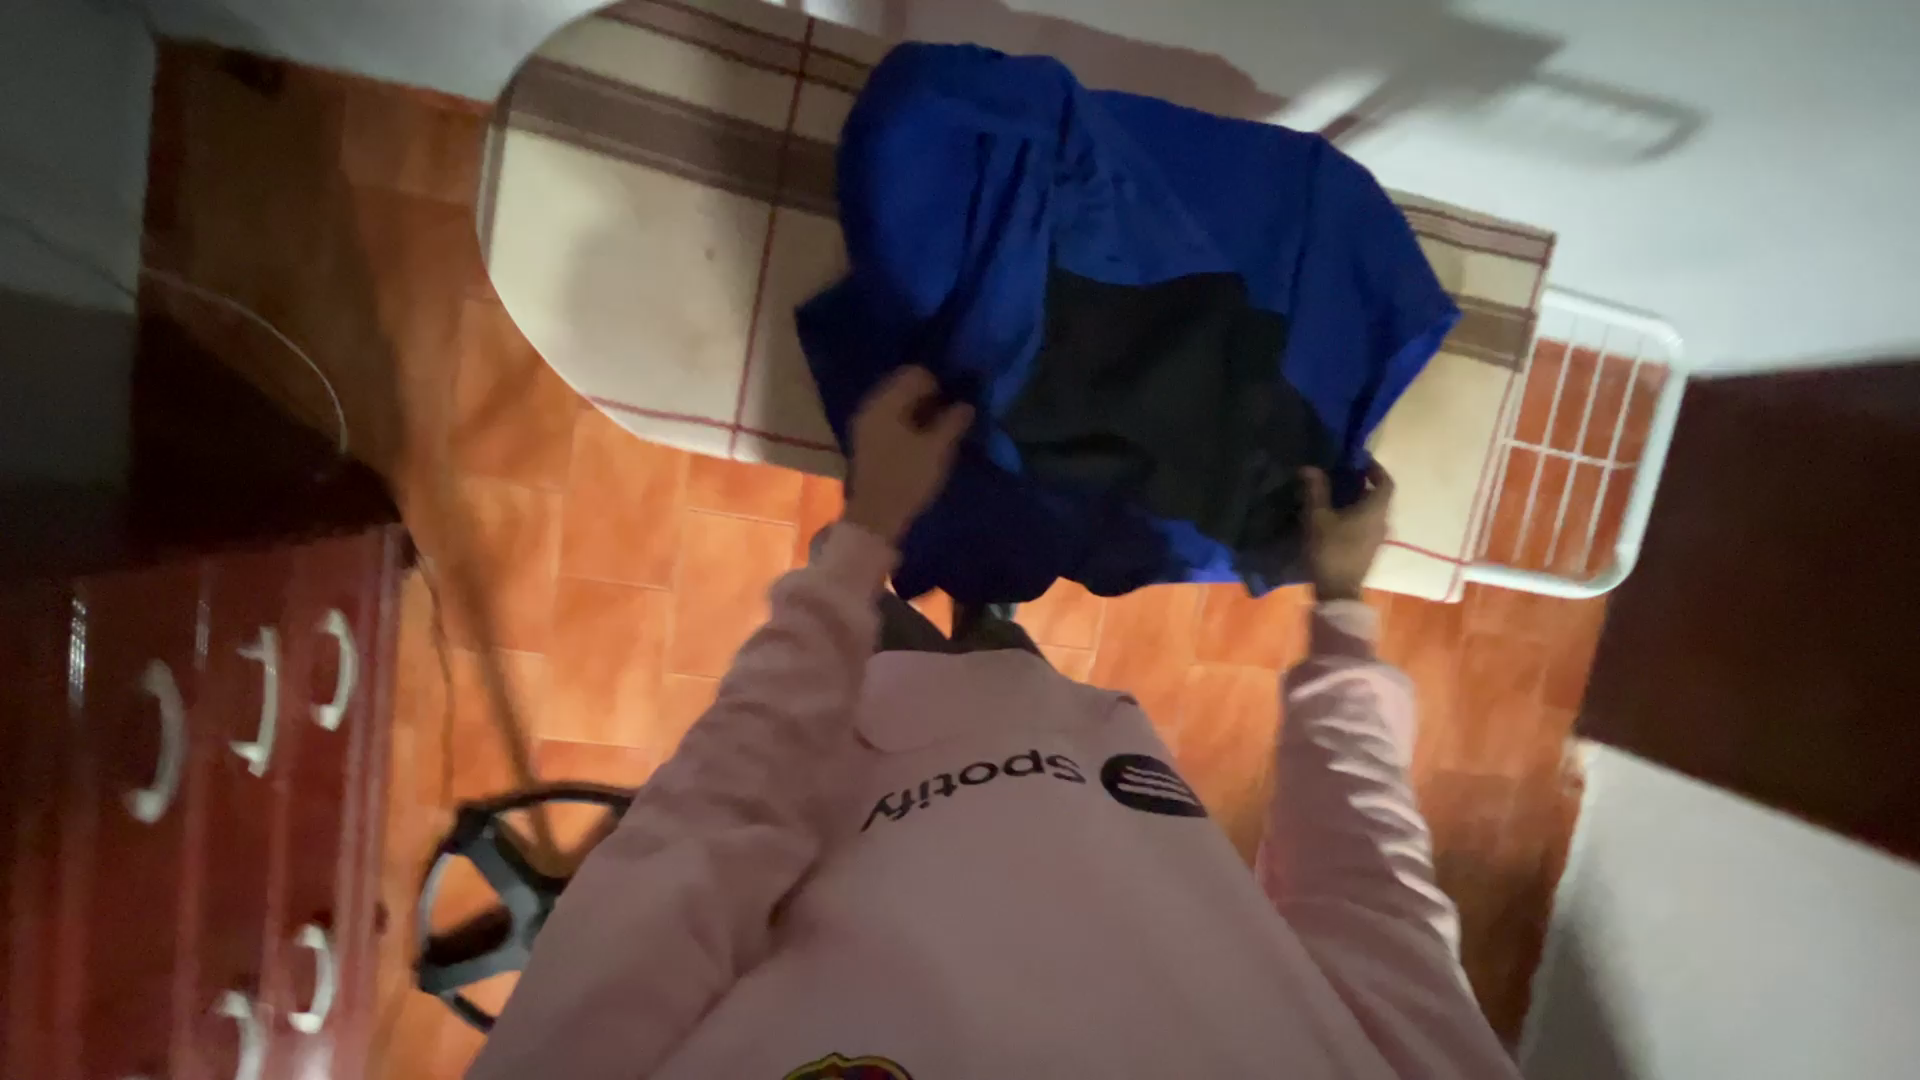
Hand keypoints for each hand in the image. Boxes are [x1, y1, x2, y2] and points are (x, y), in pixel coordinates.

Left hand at [843, 366, 974, 542]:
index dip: (939, 383)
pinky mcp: (866, 443)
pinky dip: (907, 424)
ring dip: (918, 412)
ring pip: (896, 405)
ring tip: (939, 430)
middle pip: (902, 387)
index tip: (955, 402)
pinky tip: (921, 441)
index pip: (915, 373)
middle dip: (928, 396)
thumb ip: (954, 421)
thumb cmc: (907, 479)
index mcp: (886, 402)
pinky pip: (889, 421)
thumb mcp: (938, 449)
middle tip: (950, 414)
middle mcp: (871, 407)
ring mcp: (865, 426)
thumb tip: (966, 405)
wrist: (875, 518)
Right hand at [1300, 462, 1393, 602]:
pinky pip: (1368, 524)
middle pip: (1380, 497)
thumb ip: (1316, 491)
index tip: (1359, 461)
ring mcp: (1378, 538)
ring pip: (1373, 512)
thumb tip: (1311, 467)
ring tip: (1336, 496)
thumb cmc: (1330, 550)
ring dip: (1359, 501)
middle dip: (1363, 484)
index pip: (1385, 482)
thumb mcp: (1317, 517)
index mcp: (1375, 510)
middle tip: (1341, 476)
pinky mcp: (1370, 550)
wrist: (1338, 591)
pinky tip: (1336, 519)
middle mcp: (1383, 521)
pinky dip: (1357, 515)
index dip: (1375, 469)